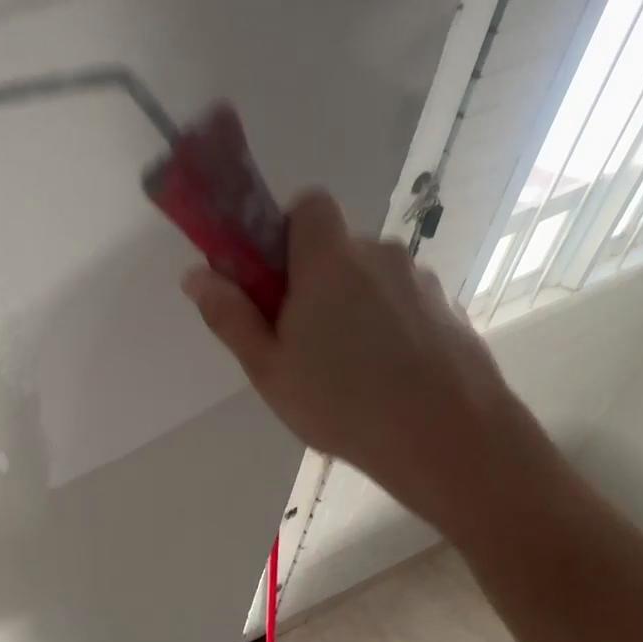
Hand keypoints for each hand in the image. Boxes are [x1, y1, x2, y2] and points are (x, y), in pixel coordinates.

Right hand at [182, 188, 541, 525]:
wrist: (447, 435)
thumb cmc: (341, 402)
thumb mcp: (267, 367)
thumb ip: (231, 316)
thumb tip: (195, 274)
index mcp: (329, 261)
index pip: (308, 205)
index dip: (283, 233)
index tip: (269, 280)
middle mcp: (378, 255)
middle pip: (335, 249)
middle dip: (311, 282)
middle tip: (294, 342)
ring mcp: (419, 281)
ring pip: (368, 279)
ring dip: (348, 307)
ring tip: (340, 371)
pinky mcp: (446, 309)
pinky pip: (398, 304)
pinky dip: (382, 327)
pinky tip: (378, 378)